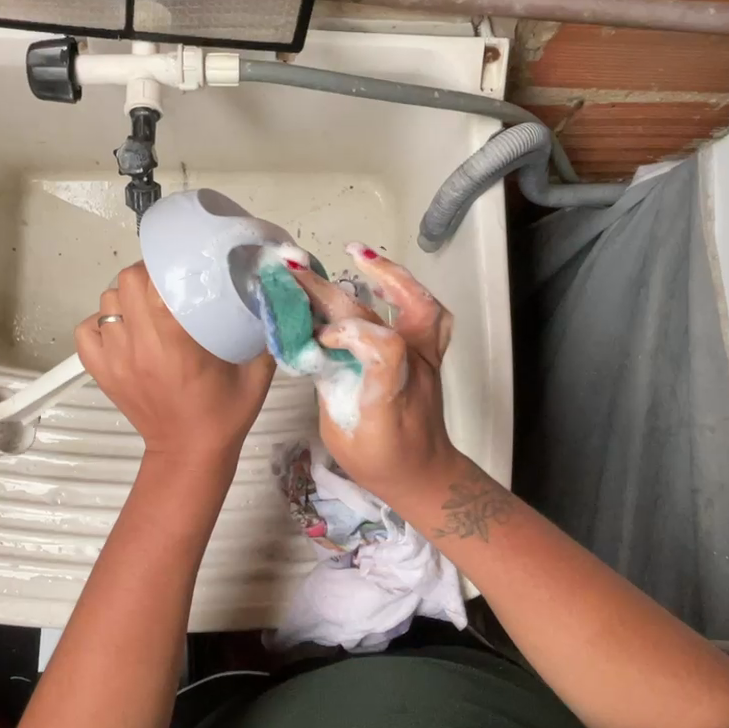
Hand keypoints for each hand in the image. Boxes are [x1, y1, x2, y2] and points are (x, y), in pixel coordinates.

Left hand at [76, 262, 276, 464]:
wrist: (189, 453)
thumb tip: (269, 294)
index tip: (185, 269)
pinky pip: (86, 332)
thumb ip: (264, 332)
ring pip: (107, 303)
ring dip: (126, 298)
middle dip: (146, 276)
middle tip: (165, 284)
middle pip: (127, 283)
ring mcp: (115, 359)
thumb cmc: (226, 413)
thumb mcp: (257, 373)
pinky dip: (101, 324)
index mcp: (175, 341)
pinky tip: (123, 329)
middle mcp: (138, 345)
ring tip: (147, 307)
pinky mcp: (101, 373)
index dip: (168, 266)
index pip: (156, 281)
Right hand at [291, 245, 462, 499]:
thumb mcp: (340, 434)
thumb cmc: (378, 460)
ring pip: (419, 306)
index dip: (347, 333)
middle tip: (296, 269)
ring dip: (387, 275)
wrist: (424, 473)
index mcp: (390, 396)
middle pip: (380, 318)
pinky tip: (383, 278)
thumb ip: (328, 386)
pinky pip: (429, 313)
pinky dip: (408, 289)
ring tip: (357, 254)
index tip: (316, 339)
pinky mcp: (431, 354)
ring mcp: (427, 358)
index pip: (382, 347)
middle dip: (333, 292)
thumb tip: (312, 347)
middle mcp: (414, 369)